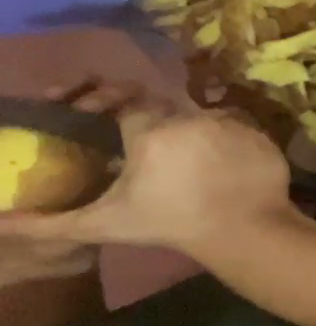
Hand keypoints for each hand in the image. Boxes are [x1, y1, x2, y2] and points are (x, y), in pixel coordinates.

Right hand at [0, 80, 293, 258]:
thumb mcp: (102, 222)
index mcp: (154, 131)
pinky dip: (213, 137)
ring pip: (197, 115)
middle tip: (124, 130)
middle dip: (139, 111)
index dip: (104, 101)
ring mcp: (232, 123)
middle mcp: (194, 118)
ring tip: (165, 151)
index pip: (126, 101)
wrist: (244, 225)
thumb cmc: (169, 221)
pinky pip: (230, 126)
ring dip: (178, 127)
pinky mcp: (259, 133)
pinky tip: (203, 158)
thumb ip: (45, 222)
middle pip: (162, 104)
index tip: (86, 111)